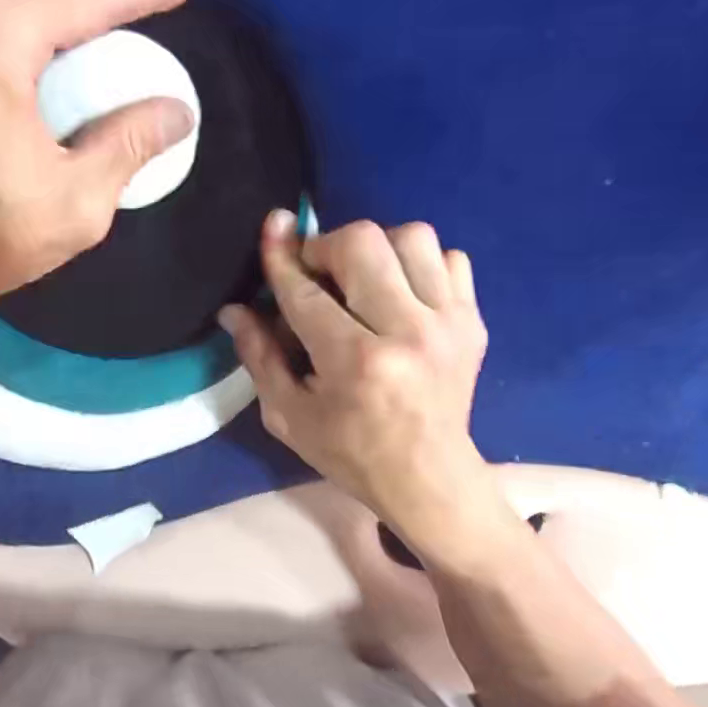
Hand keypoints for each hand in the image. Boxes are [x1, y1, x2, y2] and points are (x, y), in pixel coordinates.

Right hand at [219, 210, 509, 565]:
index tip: (273, 226)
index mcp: (355, 362)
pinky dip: (419, 264)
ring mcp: (449, 324)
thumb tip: (233, 309)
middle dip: (328, 246)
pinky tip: (401, 293)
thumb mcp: (287, 414)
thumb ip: (259, 356)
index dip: (282, 256)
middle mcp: (407, 332)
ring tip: (361, 280)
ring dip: (376, 249)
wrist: (429, 480)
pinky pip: (449, 258)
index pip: (307, 290)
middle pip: (364, 243)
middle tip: (317, 273)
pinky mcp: (474, 322)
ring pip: (412, 237)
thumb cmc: (348, 451)